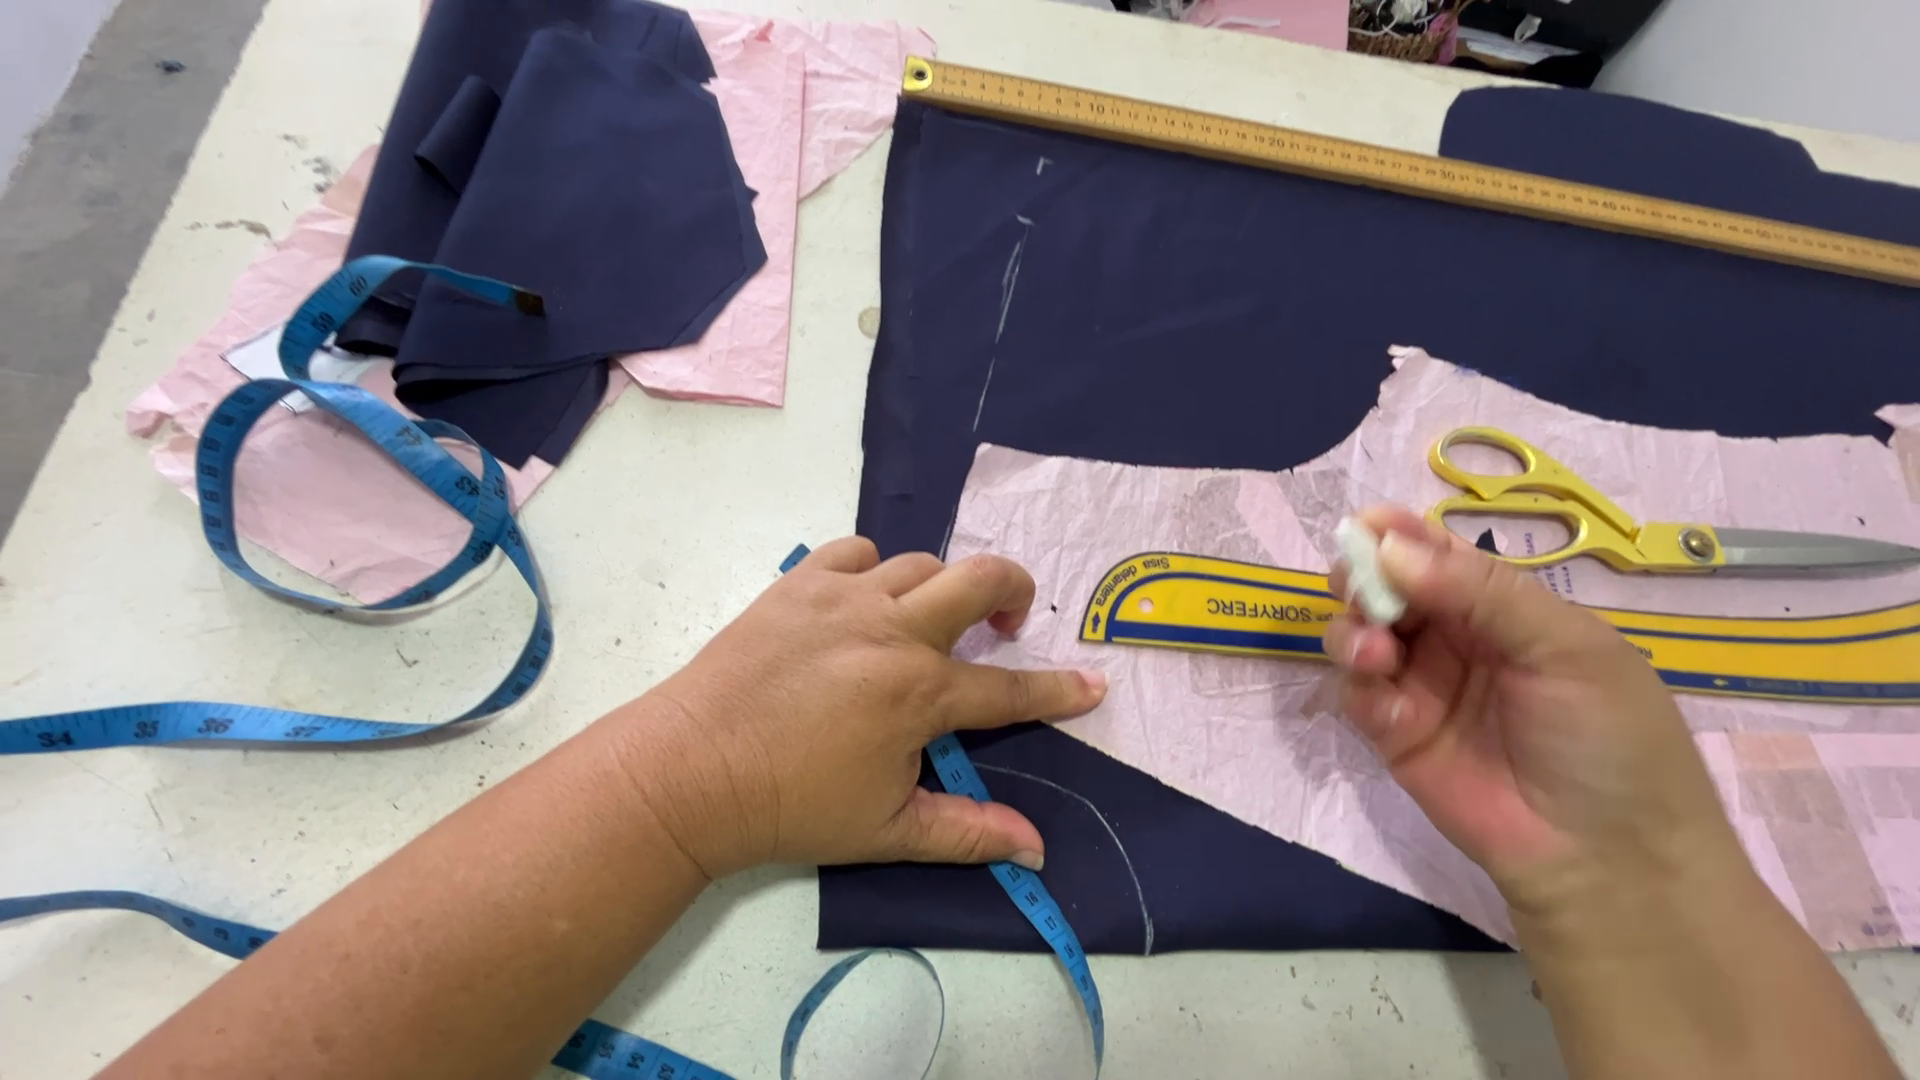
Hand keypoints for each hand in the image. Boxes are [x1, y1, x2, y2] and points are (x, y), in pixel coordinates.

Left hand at [609, 537, 1106, 879]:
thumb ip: (968, 831)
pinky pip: (856, 552)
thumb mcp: (887, 829)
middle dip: (1013, 588)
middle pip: (979, 579)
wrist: (691, 769)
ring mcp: (845, 598)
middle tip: (1009, 619)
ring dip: (938, 590)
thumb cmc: (792, 805)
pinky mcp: (800, 583)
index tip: (1095, 682)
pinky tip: (862, 604)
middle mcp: (892, 631)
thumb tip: (1036, 848)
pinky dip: (873, 571)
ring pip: (920, 564)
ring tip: (926, 623)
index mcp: (919, 693)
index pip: (1009, 690)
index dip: (1059, 690)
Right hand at [1324, 506, 1745, 918]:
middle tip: (1360, 592)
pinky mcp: (1389, 730)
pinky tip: (1395, 713)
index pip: (1434, 553)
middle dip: (1361, 581)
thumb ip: (1479, 592)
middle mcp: (1450, 636)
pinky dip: (1363, 691)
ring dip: (1352, 633)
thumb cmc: (1609, 739)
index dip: (1395, 535)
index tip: (1363, 527)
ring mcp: (1416, 683)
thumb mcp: (1566, 648)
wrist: (1603, 858)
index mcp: (1500, 607)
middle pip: (1381, 586)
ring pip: (1354, 633)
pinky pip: (1355, 692)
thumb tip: (1387, 546)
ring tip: (1374, 655)